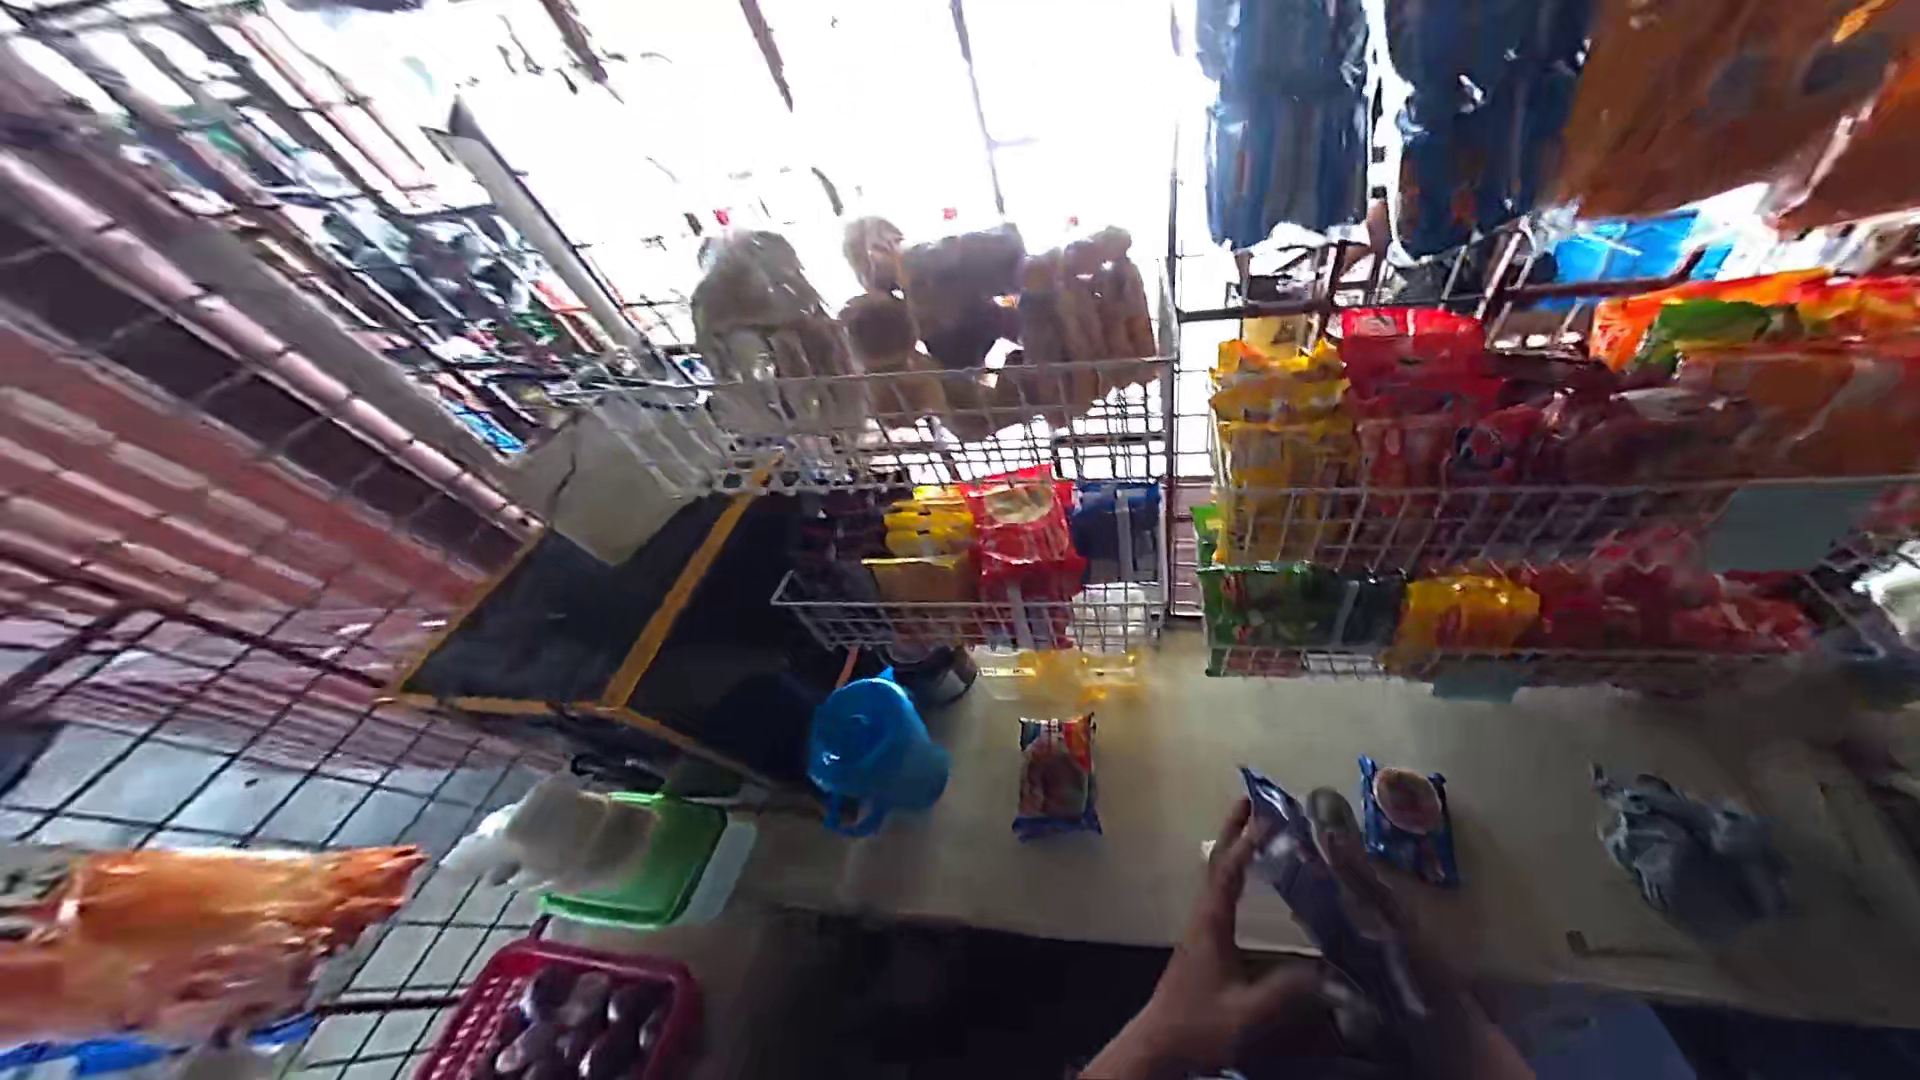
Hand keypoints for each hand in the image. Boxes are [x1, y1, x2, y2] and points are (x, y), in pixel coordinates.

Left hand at [1084, 798, 1323, 1078]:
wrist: (1162, 1039)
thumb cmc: (1199, 1023)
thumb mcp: (1245, 1014)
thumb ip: (1284, 996)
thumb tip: (1329, 975)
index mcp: (1211, 922)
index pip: (1229, 873)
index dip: (1246, 845)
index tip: (1266, 819)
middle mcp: (1203, 913)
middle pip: (1217, 862)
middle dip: (1233, 829)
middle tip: (1249, 800)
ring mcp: (1202, 923)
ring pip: (1217, 873)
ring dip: (1233, 846)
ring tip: (1252, 826)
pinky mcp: (1205, 935)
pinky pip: (1220, 890)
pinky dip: (1234, 870)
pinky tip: (1245, 876)